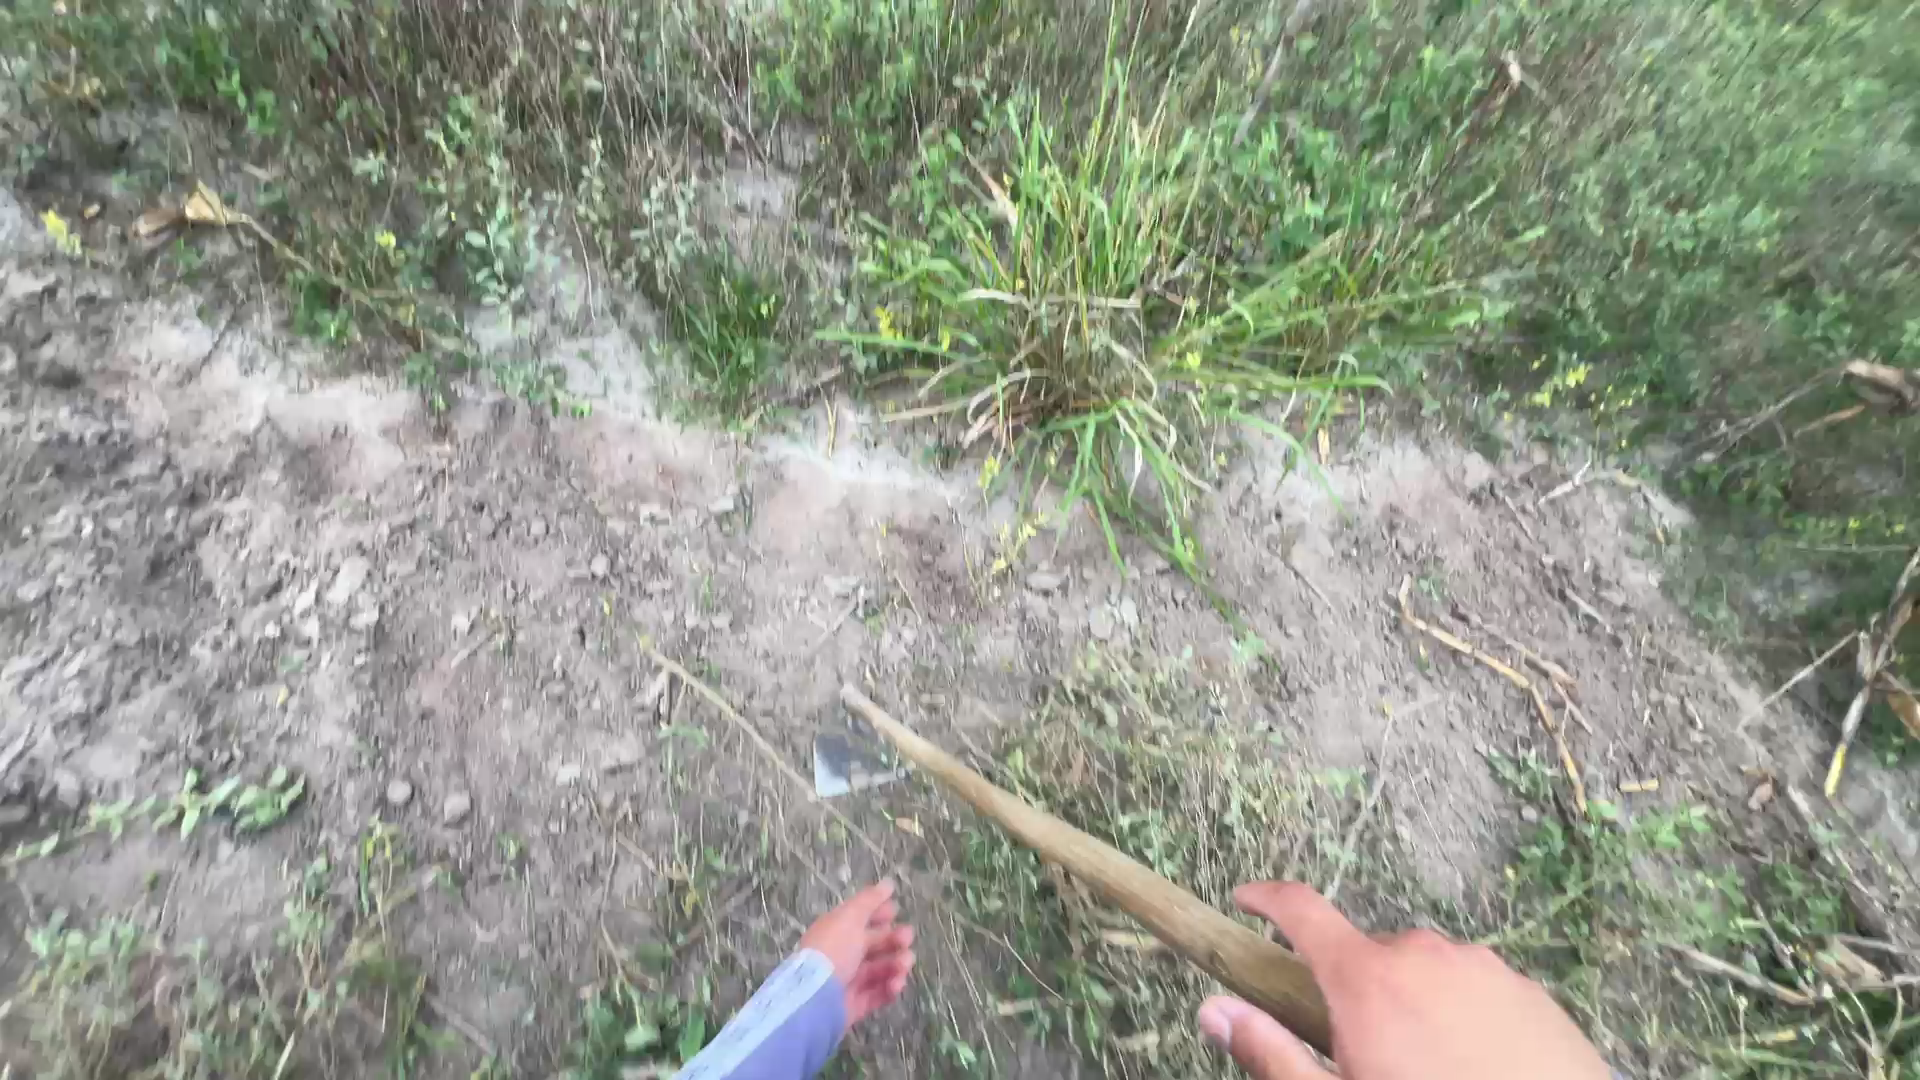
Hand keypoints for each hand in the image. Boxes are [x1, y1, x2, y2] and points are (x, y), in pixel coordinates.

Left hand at [797, 879, 916, 1026]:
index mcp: (837, 931)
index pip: (861, 919)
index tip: (896, 910)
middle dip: (894, 938)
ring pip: (879, 969)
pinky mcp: (855, 1006)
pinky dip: (890, 988)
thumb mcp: (850, 916)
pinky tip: (897, 983)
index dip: (879, 913)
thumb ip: (870, 900)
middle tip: (907, 938)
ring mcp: (849, 981)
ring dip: (896, 964)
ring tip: (905, 963)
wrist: (815, 999)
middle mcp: (843, 954)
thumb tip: (888, 883)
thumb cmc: (833, 949)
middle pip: (874, 944)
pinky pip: (877, 995)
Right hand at [1196, 883, 1611, 1079]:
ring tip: (1435, 1071)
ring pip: (1422, 969)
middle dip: (1353, 987)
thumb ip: (1271, 1053)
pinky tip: (1485, 1072)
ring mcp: (1482, 968)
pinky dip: (1463, 1013)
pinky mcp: (1532, 994)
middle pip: (1365, 952)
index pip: (1299, 907)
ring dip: (1411, 1000)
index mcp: (1366, 978)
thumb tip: (1209, 1007)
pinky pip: (1476, 986)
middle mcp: (1420, 953)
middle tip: (1368, 1054)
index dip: (1265, 897)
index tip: (1244, 899)